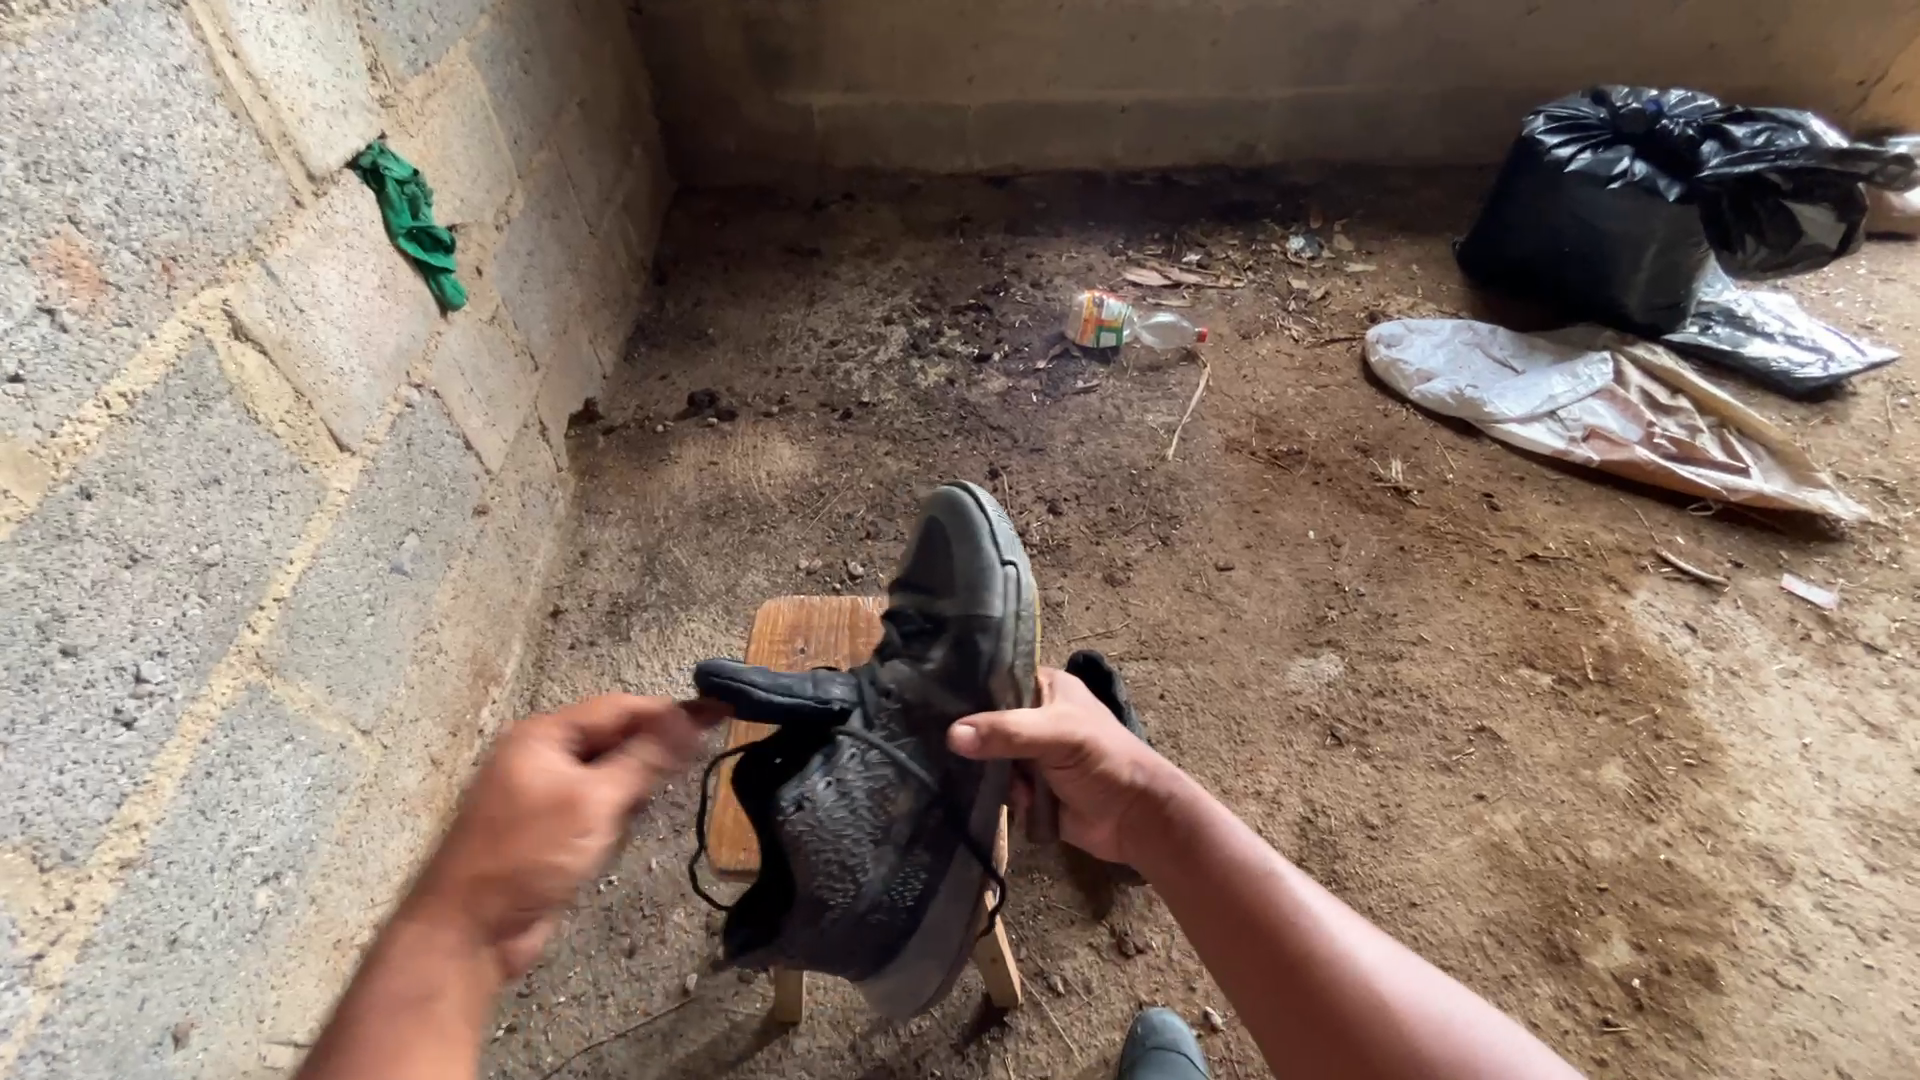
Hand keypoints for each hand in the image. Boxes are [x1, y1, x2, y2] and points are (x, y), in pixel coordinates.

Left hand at [404, 695, 718, 978]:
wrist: (467, 936)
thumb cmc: (528, 856)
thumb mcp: (594, 800)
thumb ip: (645, 757)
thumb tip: (688, 718)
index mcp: (542, 736)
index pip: (620, 708)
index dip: (670, 710)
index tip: (719, 711)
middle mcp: (541, 755)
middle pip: (614, 736)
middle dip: (654, 745)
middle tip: (702, 749)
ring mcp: (544, 792)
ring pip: (609, 770)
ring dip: (637, 780)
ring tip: (667, 787)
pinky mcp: (550, 827)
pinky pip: (597, 800)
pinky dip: (619, 806)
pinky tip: (633, 819)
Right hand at [947, 668, 1171, 864]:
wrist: (1134, 820)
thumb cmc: (1104, 760)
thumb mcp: (1057, 734)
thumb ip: (1007, 732)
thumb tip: (953, 735)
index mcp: (1045, 687)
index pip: (997, 678)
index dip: (967, 687)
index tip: (929, 697)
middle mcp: (1034, 715)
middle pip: (987, 719)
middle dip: (968, 733)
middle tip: (930, 738)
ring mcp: (1029, 753)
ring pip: (987, 754)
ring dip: (979, 767)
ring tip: (951, 770)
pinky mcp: (1027, 787)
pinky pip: (995, 784)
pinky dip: (989, 791)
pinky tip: (971, 792)